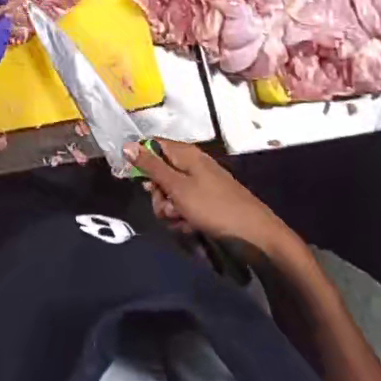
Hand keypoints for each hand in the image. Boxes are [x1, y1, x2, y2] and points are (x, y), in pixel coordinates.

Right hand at [127, 140, 304, 258]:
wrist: (253, 235)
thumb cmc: (213, 207)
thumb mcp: (177, 186)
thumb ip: (151, 166)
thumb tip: (127, 144)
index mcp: (186, 155)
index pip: (153, 146)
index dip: (140, 161)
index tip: (134, 179)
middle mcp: (191, 165)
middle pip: (158, 174)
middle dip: (157, 194)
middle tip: (166, 206)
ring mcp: (199, 185)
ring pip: (168, 194)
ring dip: (169, 210)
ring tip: (181, 220)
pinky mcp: (204, 202)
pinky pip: (182, 207)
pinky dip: (182, 218)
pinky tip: (190, 226)